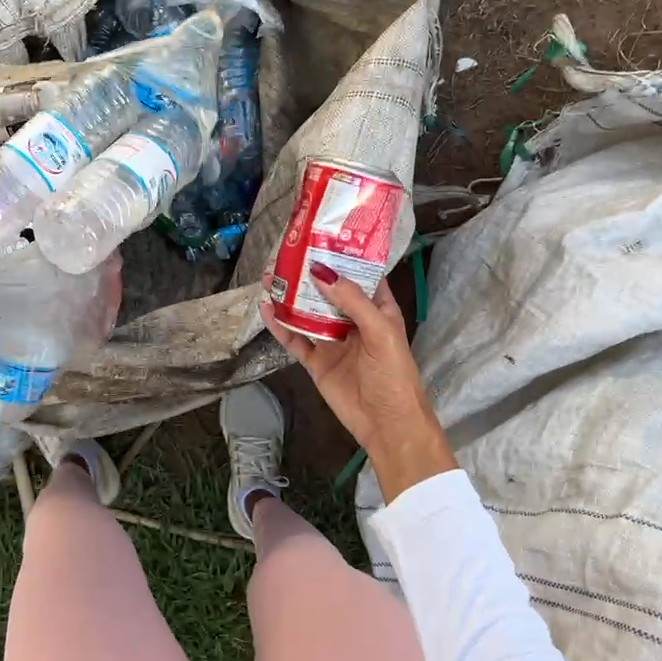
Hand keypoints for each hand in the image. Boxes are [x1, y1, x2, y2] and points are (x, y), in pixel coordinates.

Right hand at [259, 264, 456, 500]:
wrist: (387, 425)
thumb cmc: (394, 375)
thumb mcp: (380, 332)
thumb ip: (351, 301)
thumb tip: (320, 271)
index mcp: (377, 309)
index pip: (360, 275)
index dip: (342, 256)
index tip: (321, 235)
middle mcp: (353, 320)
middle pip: (327, 291)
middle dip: (308, 273)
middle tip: (285, 254)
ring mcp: (332, 340)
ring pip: (307, 312)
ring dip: (290, 296)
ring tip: (270, 277)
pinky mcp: (316, 361)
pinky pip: (295, 339)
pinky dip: (280, 325)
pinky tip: (267, 310)